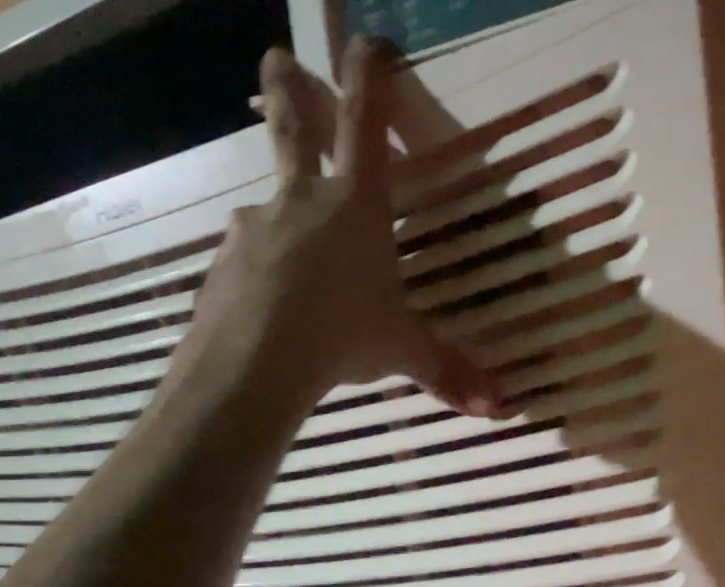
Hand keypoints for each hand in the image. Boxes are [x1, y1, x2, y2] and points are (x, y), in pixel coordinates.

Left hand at [172, 39, 500, 415]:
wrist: (257, 361)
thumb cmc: (345, 337)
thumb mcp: (403, 353)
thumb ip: (448, 373)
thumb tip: (500, 407)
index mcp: (357, 206)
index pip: (365, 125)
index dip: (369, 79)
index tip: (367, 42)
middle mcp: (303, 201)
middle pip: (294, 128)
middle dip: (288, 89)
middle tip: (275, 56)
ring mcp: (256, 226)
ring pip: (269, 210)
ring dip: (280, 218)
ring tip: (289, 261)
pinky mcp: (224, 262)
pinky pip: (248, 259)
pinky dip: (259, 272)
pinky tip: (265, 304)